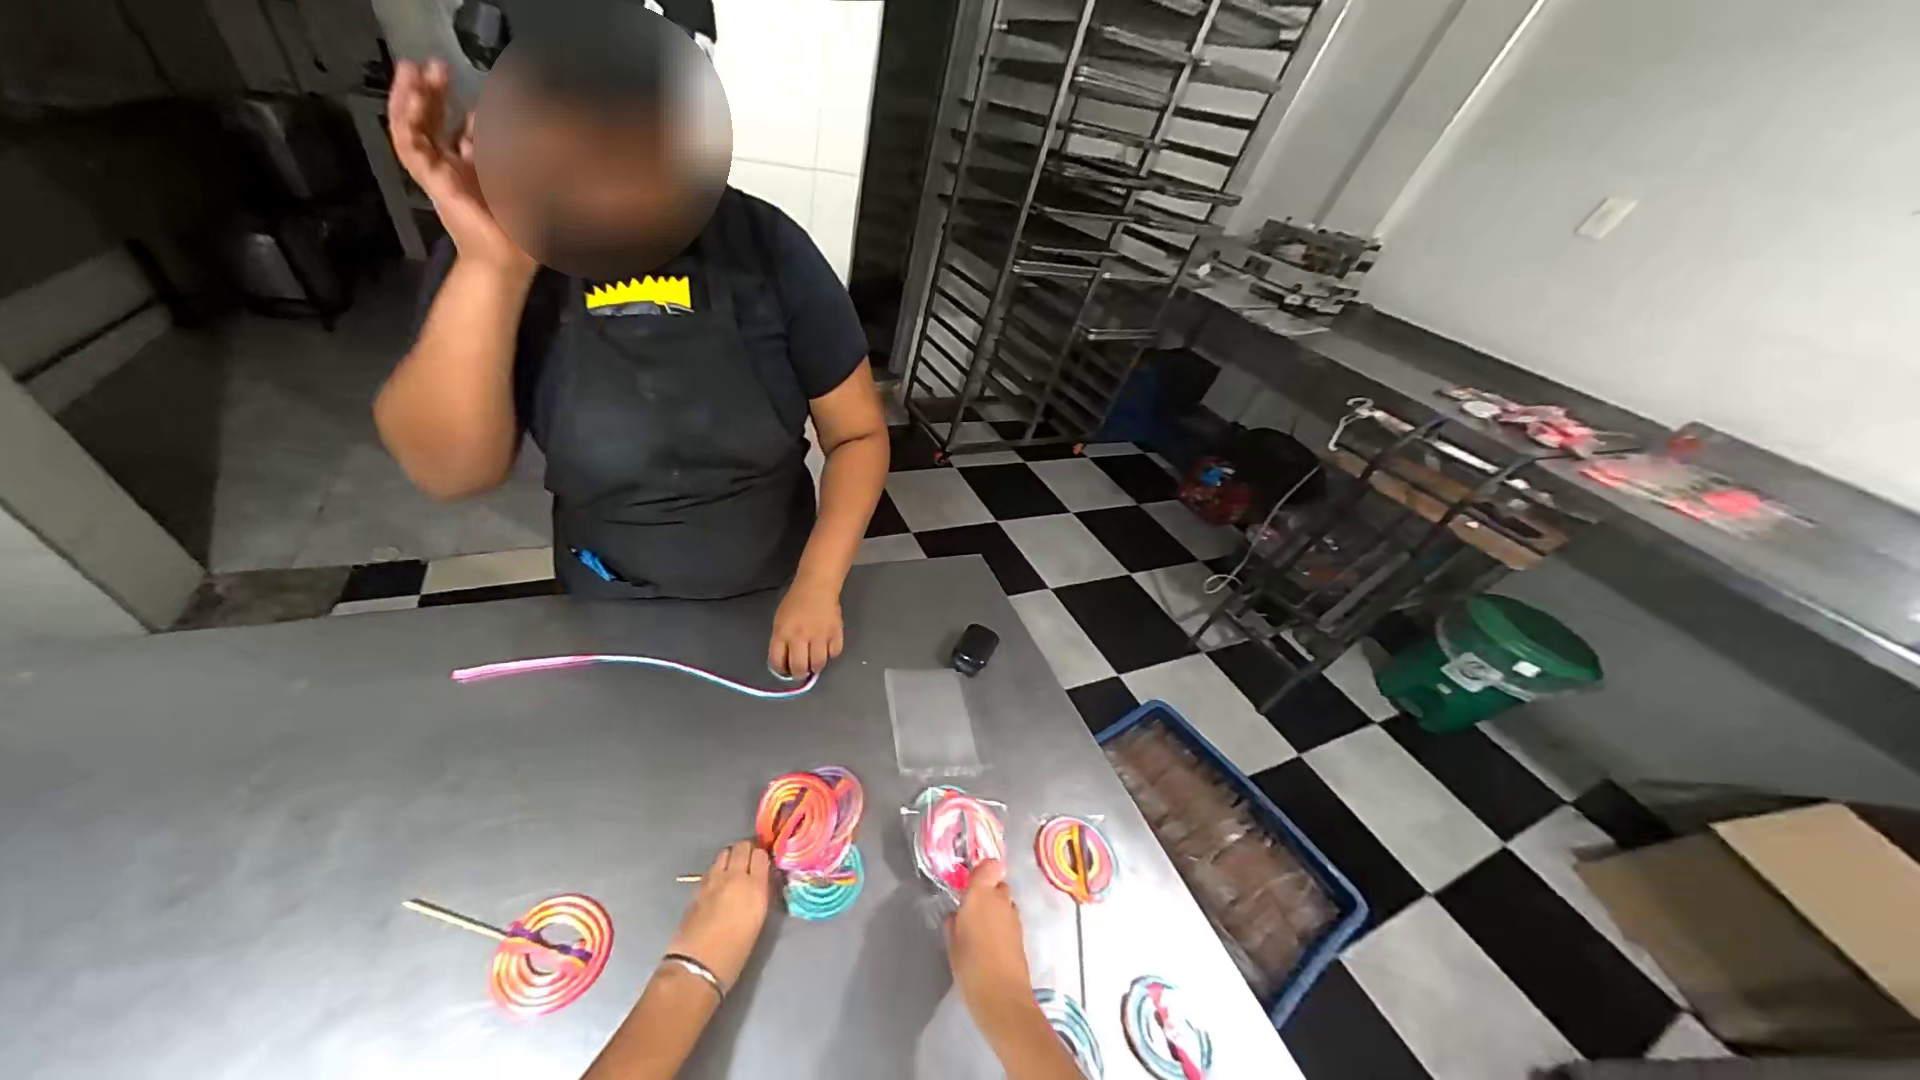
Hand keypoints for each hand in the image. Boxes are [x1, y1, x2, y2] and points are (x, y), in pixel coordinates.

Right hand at [387, 58, 532, 274]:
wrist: (507, 260)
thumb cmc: (523, 231)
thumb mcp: (526, 188)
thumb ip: (520, 162)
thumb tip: (520, 129)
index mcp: (480, 172)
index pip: (468, 131)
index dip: (472, 111)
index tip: (485, 93)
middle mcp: (456, 169)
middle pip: (436, 121)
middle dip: (436, 93)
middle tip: (438, 66)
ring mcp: (440, 173)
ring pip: (415, 125)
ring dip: (413, 96)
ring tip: (413, 68)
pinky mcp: (430, 179)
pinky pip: (408, 142)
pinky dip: (405, 116)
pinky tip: (408, 94)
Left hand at [666, 840, 771, 988]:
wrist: (696, 967)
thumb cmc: (734, 952)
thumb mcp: (757, 919)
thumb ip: (759, 892)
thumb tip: (759, 880)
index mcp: (755, 887)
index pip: (761, 855)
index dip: (762, 855)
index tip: (763, 862)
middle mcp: (734, 877)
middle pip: (741, 846)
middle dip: (747, 850)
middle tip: (749, 861)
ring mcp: (713, 880)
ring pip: (725, 852)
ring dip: (731, 857)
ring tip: (733, 870)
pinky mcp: (697, 888)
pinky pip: (712, 868)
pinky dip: (717, 869)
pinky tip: (718, 883)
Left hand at [768, 580, 842, 677]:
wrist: (817, 586)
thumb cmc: (796, 602)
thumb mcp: (780, 621)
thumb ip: (781, 641)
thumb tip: (786, 662)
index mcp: (783, 633)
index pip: (777, 662)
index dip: (780, 671)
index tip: (784, 670)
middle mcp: (800, 637)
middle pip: (799, 668)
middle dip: (799, 674)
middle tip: (801, 671)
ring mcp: (820, 635)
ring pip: (818, 664)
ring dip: (815, 667)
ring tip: (814, 661)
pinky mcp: (836, 633)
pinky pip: (834, 653)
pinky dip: (830, 654)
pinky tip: (826, 648)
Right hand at [947, 860, 1037, 1033]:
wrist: (1003, 997)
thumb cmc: (970, 967)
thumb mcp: (953, 945)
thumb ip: (954, 925)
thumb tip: (956, 916)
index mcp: (980, 895)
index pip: (989, 866)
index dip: (983, 869)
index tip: (972, 880)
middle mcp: (1000, 899)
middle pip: (997, 884)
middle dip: (988, 891)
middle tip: (973, 908)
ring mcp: (1014, 916)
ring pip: (1006, 901)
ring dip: (997, 908)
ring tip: (983, 928)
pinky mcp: (1022, 933)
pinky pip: (1011, 918)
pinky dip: (1003, 923)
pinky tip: (993, 942)